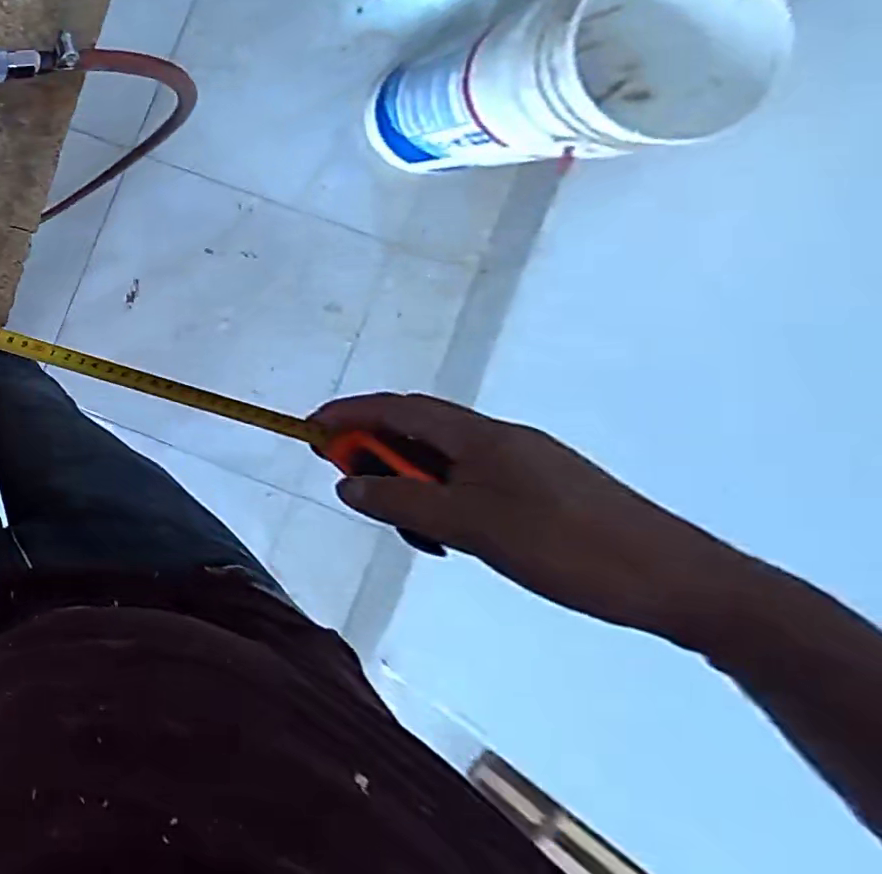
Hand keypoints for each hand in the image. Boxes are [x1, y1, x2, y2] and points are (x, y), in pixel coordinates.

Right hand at [311, 393, 743, 642]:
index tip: (310, 428)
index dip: (349, 413)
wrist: (687, 588)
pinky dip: (442, 497)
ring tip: (410, 526)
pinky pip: (471, 480)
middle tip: (349, 480)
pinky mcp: (543, 491)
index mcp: (481, 436)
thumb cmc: (568, 547)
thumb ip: (400, 502)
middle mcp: (500, 440)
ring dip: (411, 481)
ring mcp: (524, 465)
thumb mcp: (469, 526)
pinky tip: (451, 535)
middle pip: (418, 429)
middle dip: (375, 449)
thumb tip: (346, 485)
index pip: (397, 409)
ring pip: (444, 460)